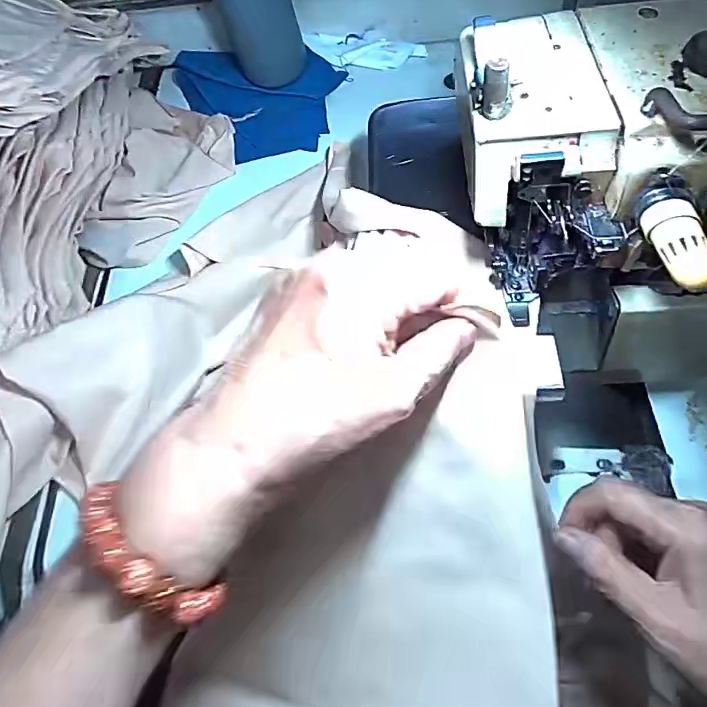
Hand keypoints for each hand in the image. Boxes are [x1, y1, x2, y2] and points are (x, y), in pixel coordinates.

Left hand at [117, 241, 488, 585]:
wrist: (231, 443)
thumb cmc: (313, 423)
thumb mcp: (392, 395)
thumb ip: (439, 351)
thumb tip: (465, 326)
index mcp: (360, 284)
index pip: (434, 272)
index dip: (463, 297)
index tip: (476, 324)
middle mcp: (329, 264)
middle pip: (403, 262)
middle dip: (430, 294)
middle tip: (445, 333)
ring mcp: (302, 273)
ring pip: (372, 267)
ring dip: (398, 294)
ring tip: (405, 337)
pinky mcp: (285, 289)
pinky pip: (341, 278)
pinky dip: (365, 296)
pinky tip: (365, 332)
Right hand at [557, 480, 706, 706]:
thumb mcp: (656, 616)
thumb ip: (605, 569)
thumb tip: (562, 536)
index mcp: (683, 521)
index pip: (611, 492)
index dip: (577, 511)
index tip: (561, 547)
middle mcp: (691, 509)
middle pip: (622, 502)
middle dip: (598, 534)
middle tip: (594, 580)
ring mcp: (699, 523)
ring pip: (634, 516)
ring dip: (615, 546)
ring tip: (617, 589)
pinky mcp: (702, 540)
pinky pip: (652, 531)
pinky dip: (635, 553)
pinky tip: (638, 586)